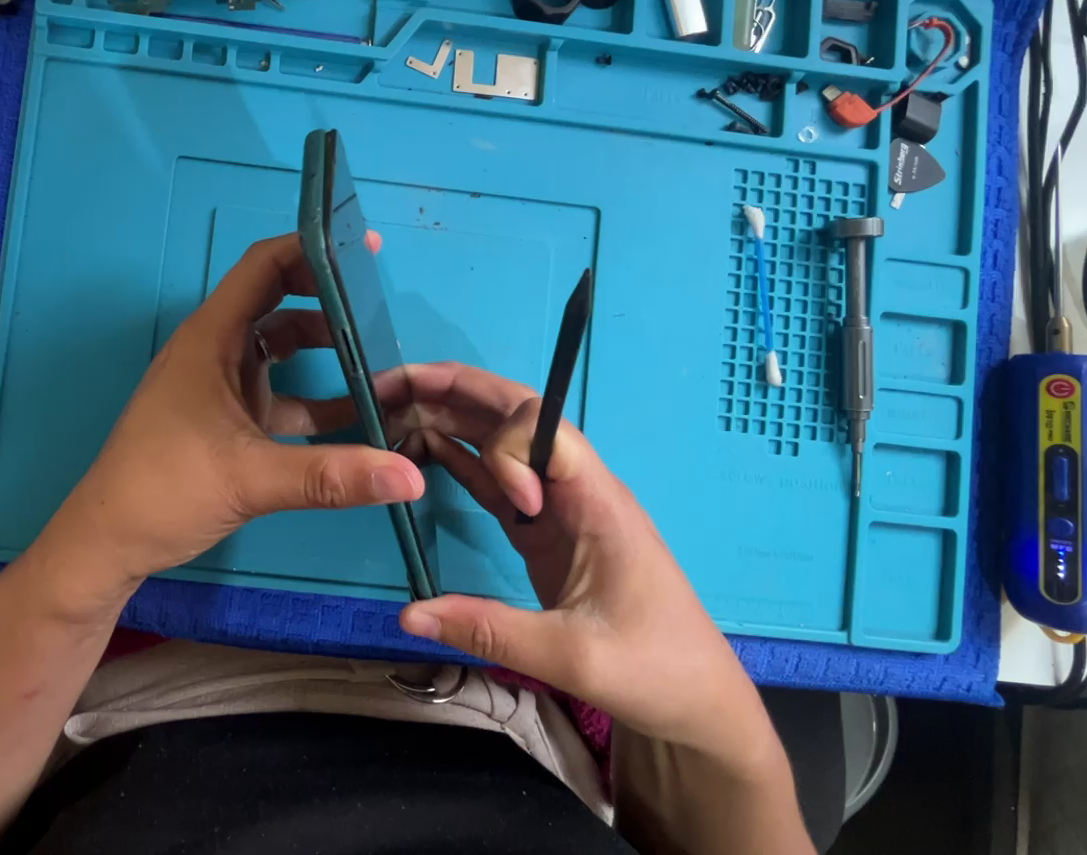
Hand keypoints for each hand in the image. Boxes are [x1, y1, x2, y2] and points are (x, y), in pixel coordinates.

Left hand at [38, 233, 425, 587]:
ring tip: (381, 355)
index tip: (362, 246)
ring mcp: (221, 384)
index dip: (311, 247)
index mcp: (210, 338)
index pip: (263, 267)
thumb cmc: (164, 490)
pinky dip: (316, 398)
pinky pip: (280, 394)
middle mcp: (216, 350)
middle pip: (277, 301)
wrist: (108, 540)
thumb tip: (411, 478)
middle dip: (328, 297)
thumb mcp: (250, 479)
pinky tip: (359, 414)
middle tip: (382, 302)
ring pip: (279, 348)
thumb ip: (331, 476)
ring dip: (325, 348)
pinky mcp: (227, 418)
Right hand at [389, 363, 773, 765]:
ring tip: (392, 411)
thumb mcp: (573, 658)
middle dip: (453, 391)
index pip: (544, 427)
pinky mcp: (540, 527)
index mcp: (596, 498)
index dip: (507, 446)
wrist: (695, 699)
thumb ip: (490, 631)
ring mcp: (555, 504)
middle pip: (512, 415)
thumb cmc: (652, 669)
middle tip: (390, 386)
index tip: (516, 506)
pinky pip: (492, 479)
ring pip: (496, 441)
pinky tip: (419, 449)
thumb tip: (409, 614)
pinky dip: (455, 460)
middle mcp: (573, 485)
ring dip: (447, 419)